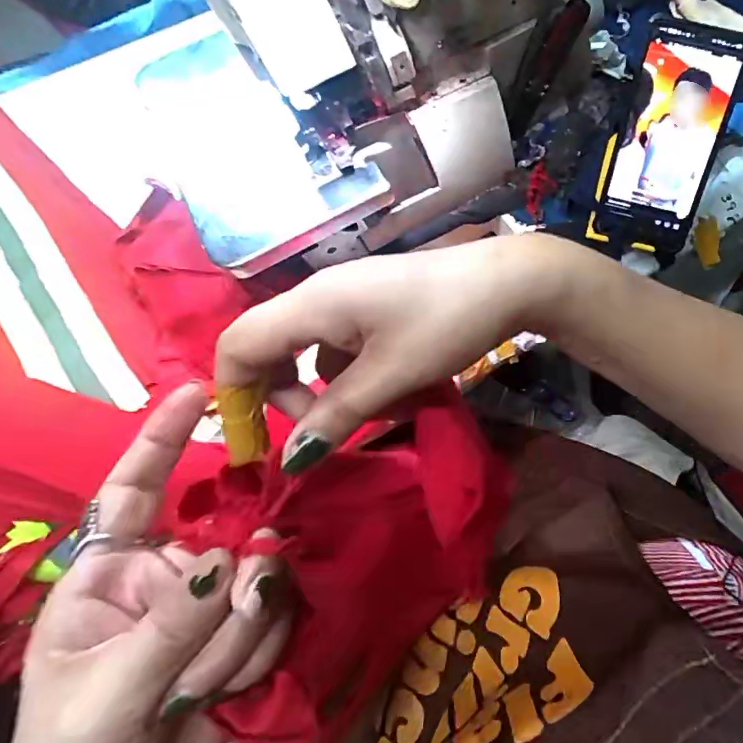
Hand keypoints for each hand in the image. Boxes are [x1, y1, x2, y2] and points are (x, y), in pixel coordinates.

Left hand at [0, 384, 291, 742]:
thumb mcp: (100, 697)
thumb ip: (167, 625)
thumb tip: (228, 558)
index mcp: (105, 577)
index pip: (131, 495)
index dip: (161, 441)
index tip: (195, 392)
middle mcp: (162, 579)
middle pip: (219, 544)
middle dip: (224, 596)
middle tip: (209, 652)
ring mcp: (209, 608)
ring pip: (254, 584)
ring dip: (236, 641)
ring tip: (198, 695)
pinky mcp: (245, 638)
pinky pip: (274, 618)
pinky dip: (258, 654)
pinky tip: (228, 693)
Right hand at [214, 235, 583, 470]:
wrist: (507, 282)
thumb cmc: (445, 324)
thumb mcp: (389, 377)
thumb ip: (334, 417)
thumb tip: (291, 460)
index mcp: (311, 305)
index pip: (238, 345)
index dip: (235, 396)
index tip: (256, 443)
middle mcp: (318, 296)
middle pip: (271, 350)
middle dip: (291, 398)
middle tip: (326, 431)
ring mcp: (346, 297)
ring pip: (314, 355)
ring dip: (336, 392)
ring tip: (385, 408)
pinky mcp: (372, 305)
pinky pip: (344, 347)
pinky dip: (360, 375)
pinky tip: (401, 388)